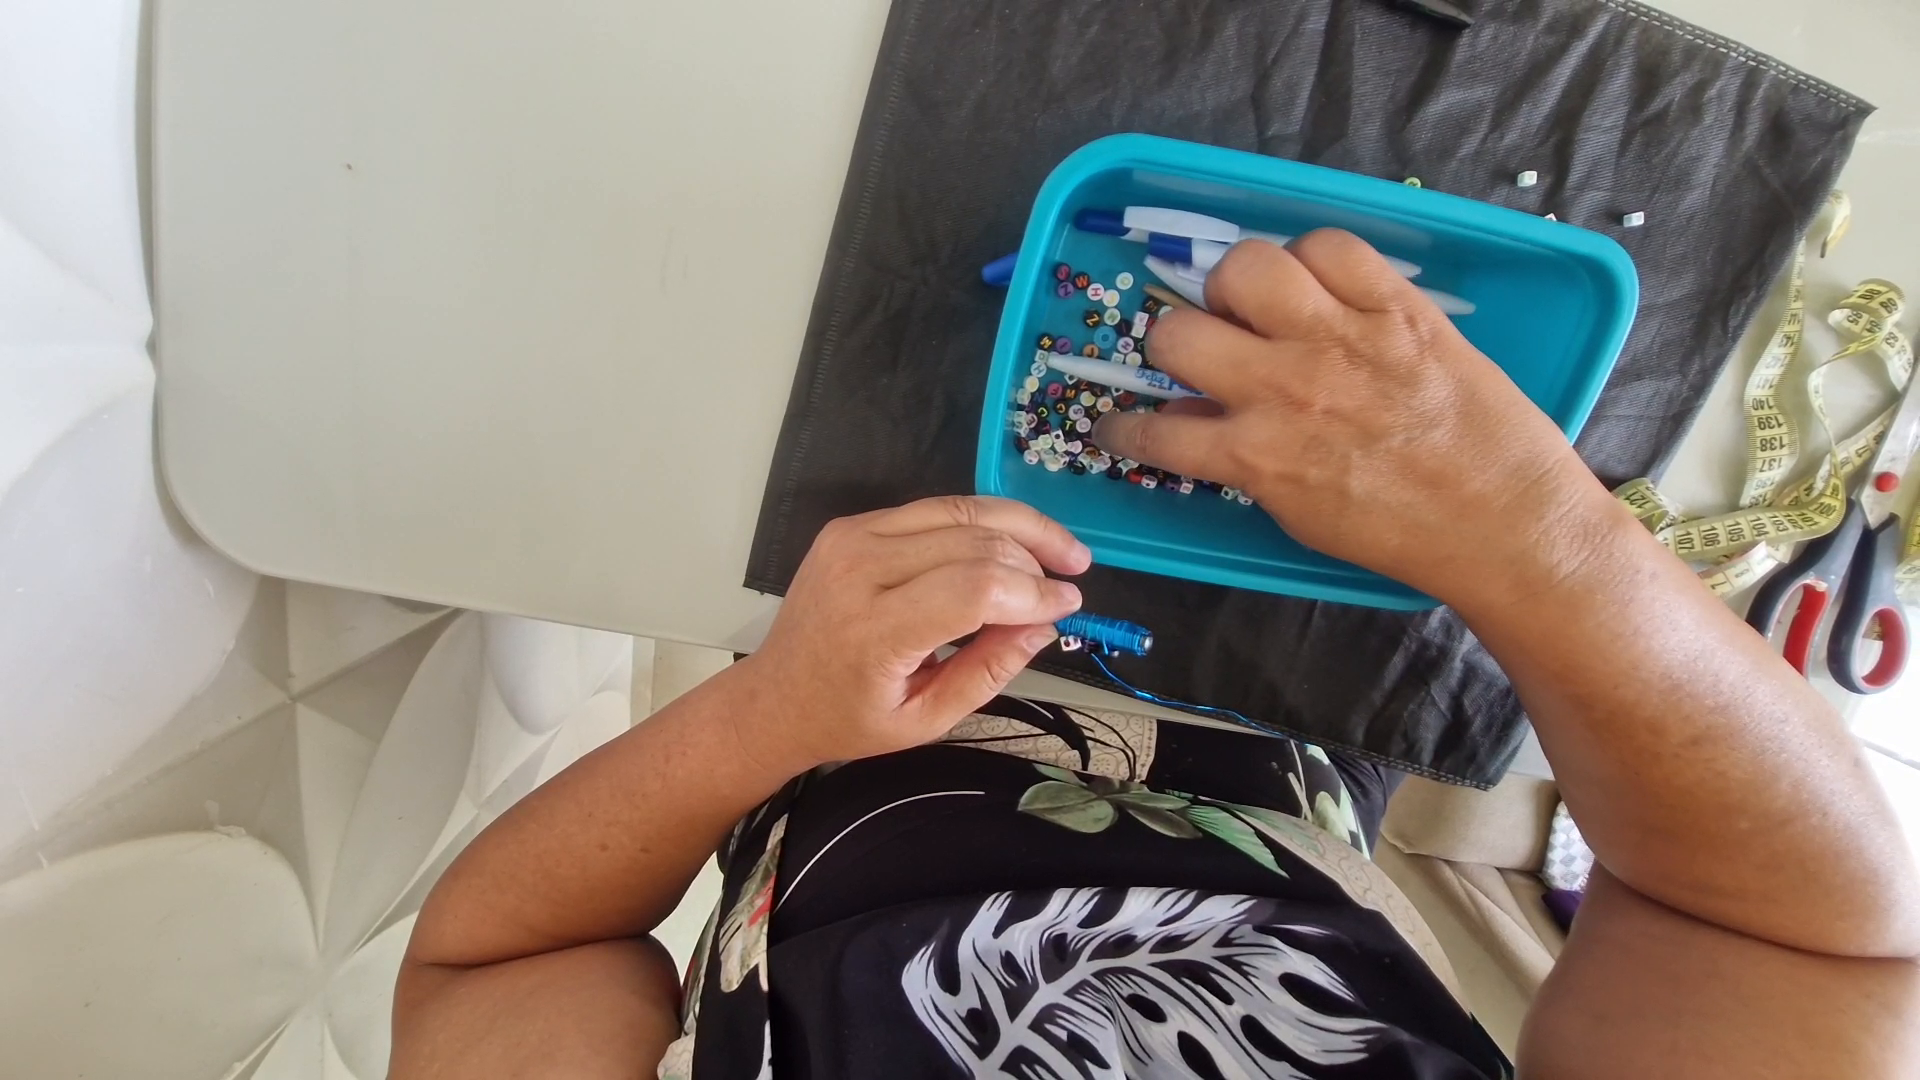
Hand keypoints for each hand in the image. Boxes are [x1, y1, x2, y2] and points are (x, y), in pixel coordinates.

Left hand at [734, 496, 1089, 771]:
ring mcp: (852, 537)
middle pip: (974, 540)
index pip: (973, 587)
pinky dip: (981, 523)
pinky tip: (1009, 544)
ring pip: (960, 510)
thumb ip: (989, 671)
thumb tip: (1044, 624)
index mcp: (873, 631)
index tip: (1070, 603)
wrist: (774, 695)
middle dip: (1034, 557)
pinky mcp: (853, 524)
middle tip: (1068, 582)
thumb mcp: (925, 720)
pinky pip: (934, 509)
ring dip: (1018, 525)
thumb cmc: (848, 719)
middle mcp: (859, 569)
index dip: (1033, 591)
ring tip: (1058, 550)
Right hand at [1092, 231, 1618, 607]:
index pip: (1151, 432)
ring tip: (1255, 309)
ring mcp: (1340, 339)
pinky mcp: (1397, 306)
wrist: (1501, 519)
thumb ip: (1228, 462)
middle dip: (1170, 346)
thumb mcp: (1289, 509)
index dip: (1120, 428)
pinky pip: (1330, 247)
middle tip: (1199, 355)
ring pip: (1243, 268)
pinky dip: (1311, 262)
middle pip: (1177, 334)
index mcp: (1252, 454)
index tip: (1117, 424)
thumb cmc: (1389, 529)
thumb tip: (1182, 423)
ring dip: (1232, 289)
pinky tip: (1318, 291)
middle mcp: (1283, 388)